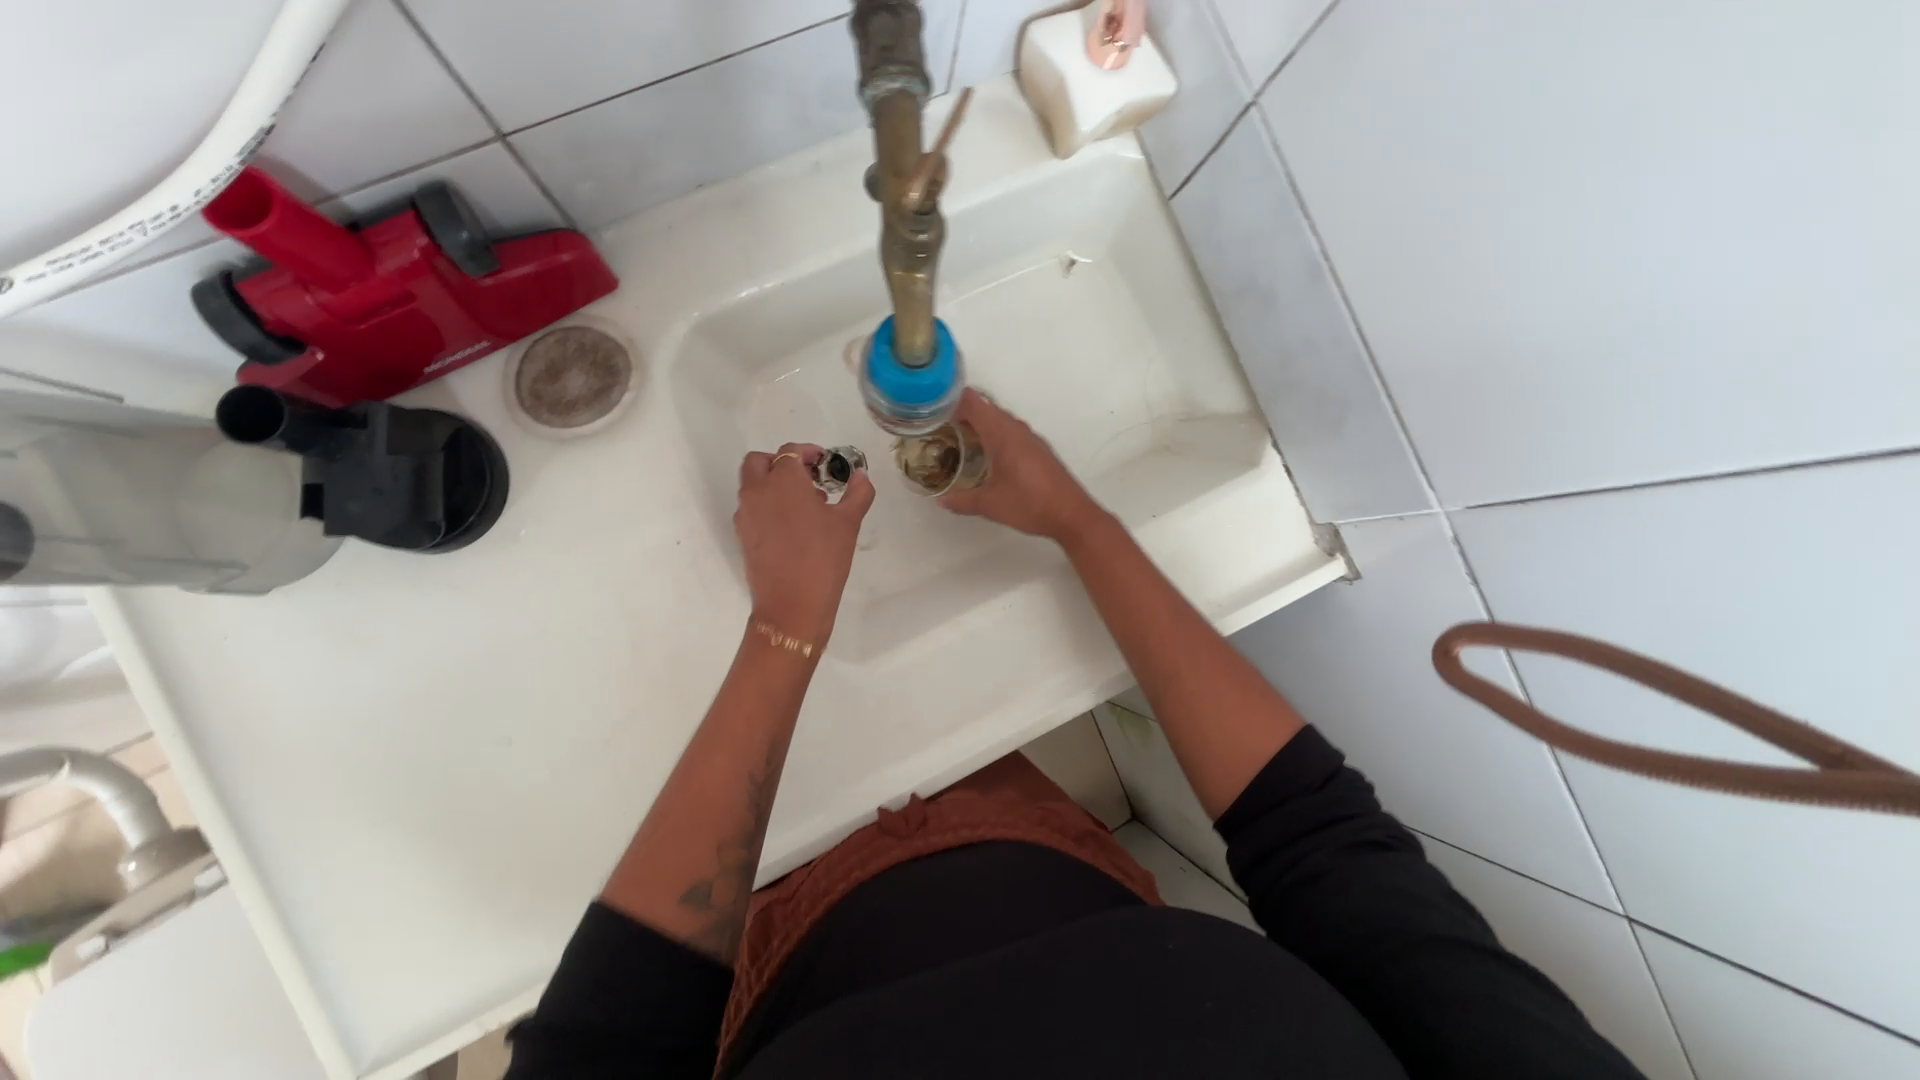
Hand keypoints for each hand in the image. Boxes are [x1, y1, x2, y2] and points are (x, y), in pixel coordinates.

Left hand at [735, 443, 875, 645]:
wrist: (792, 604)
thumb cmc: (823, 558)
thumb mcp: (848, 522)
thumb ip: (857, 493)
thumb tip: (861, 476)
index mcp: (782, 480)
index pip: (790, 451)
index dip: (808, 452)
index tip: (825, 463)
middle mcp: (757, 491)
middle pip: (760, 462)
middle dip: (781, 464)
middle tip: (807, 478)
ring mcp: (746, 514)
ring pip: (753, 485)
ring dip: (774, 485)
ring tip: (805, 506)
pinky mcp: (742, 535)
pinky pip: (753, 509)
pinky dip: (769, 506)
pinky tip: (794, 527)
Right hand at [937, 389, 1106, 544]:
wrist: (1071, 515)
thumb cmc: (1030, 504)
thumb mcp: (990, 504)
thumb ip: (962, 501)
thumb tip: (941, 501)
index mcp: (1002, 434)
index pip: (974, 402)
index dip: (952, 399)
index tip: (932, 406)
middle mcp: (1017, 430)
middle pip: (986, 409)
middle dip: (962, 412)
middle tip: (938, 425)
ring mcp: (1031, 439)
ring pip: (1000, 421)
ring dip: (980, 425)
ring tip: (958, 439)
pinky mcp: (1039, 450)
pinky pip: (1011, 433)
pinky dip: (995, 436)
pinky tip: (987, 455)